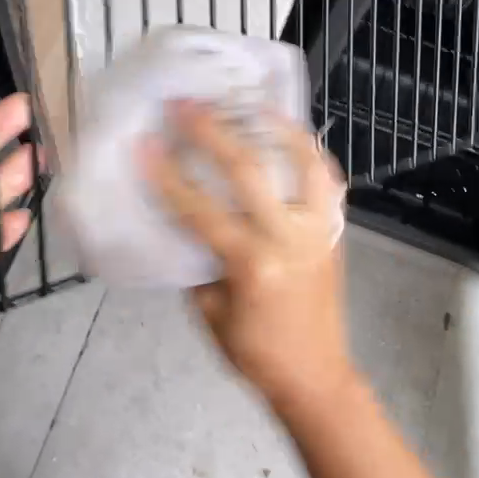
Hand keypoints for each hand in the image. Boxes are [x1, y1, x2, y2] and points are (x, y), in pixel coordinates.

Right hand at [143, 100, 354, 414]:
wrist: (316, 376)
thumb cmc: (254, 353)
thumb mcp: (209, 312)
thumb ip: (196, 260)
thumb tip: (181, 216)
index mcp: (251, 264)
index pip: (200, 209)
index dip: (167, 176)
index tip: (145, 145)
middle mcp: (289, 238)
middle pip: (248, 171)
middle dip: (211, 133)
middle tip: (186, 106)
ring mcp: (318, 229)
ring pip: (303, 163)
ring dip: (276, 127)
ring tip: (251, 101)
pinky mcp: (334, 229)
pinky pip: (327, 180)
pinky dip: (309, 151)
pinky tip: (290, 133)